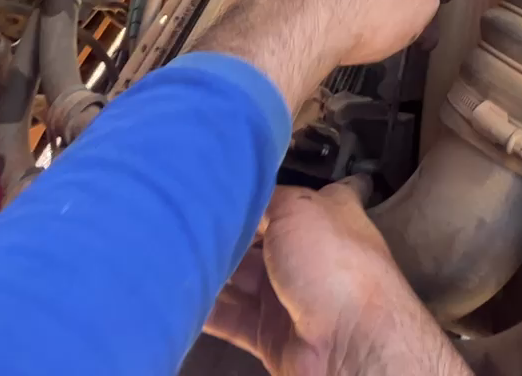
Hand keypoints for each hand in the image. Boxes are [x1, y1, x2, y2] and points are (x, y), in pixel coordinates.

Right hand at [205, 179, 470, 375]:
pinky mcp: (270, 334)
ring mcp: (288, 294)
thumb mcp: (298, 208)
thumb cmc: (331, 260)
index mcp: (325, 212)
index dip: (264, 187)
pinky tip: (180, 294)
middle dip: (226, 231)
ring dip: (212, 269)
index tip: (227, 180)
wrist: (348, 342)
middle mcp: (307, 251)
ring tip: (172, 252)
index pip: (293, 193)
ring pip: (240, 277)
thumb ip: (265, 199)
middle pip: (258, 237)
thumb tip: (238, 195)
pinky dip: (207, 310)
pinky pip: (231, 318)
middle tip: (185, 220)